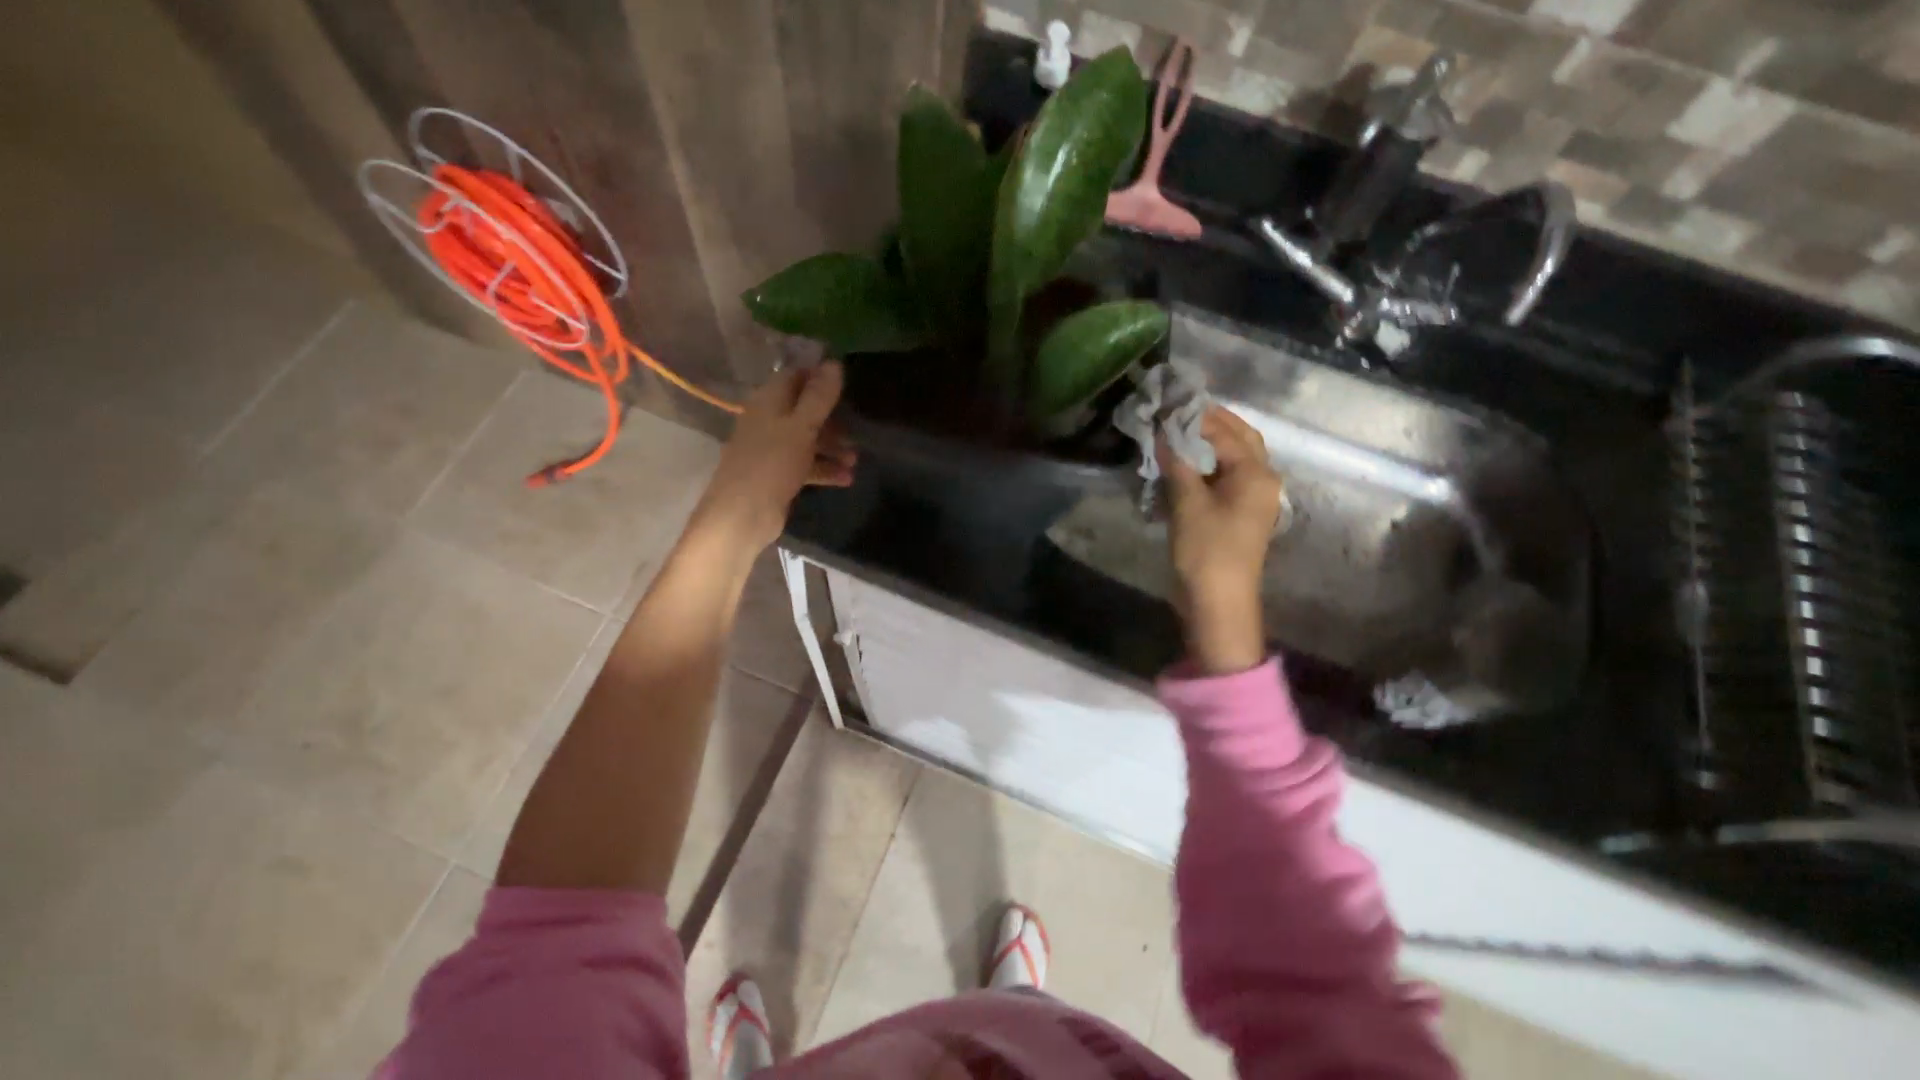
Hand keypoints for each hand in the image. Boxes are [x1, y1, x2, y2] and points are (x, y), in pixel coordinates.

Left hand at [686, 360, 855, 556]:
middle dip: (832, 418)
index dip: (820, 377)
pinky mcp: (777, 474)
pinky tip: (846, 478)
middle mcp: (768, 420)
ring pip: (807, 439)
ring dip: (832, 446)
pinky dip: (824, 468)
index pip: (796, 376)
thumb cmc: (772, 464)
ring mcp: (771, 448)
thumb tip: (834, 363)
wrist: (742, 515)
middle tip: (858, 427)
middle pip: (804, 409)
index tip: (848, 384)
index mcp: (769, 401)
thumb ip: (819, 396)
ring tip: (856, 459)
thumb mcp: (801, 427)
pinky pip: (805, 464)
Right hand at [1159, 407, 1282, 674]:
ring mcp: (1254, 499)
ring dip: (1207, 443)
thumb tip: (1164, 431)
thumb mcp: (1187, 504)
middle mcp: (1262, 480)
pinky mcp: (1240, 515)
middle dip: (1209, 422)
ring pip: (1233, 458)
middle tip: (1174, 411)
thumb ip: (1177, 463)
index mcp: (1256, 473)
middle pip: (1238, 438)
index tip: (1165, 404)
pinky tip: (1181, 464)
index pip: (1224, 431)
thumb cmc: (1206, 552)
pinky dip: (1206, 465)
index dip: (1194, 416)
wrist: (1218, 604)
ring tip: (1174, 433)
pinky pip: (1225, 478)